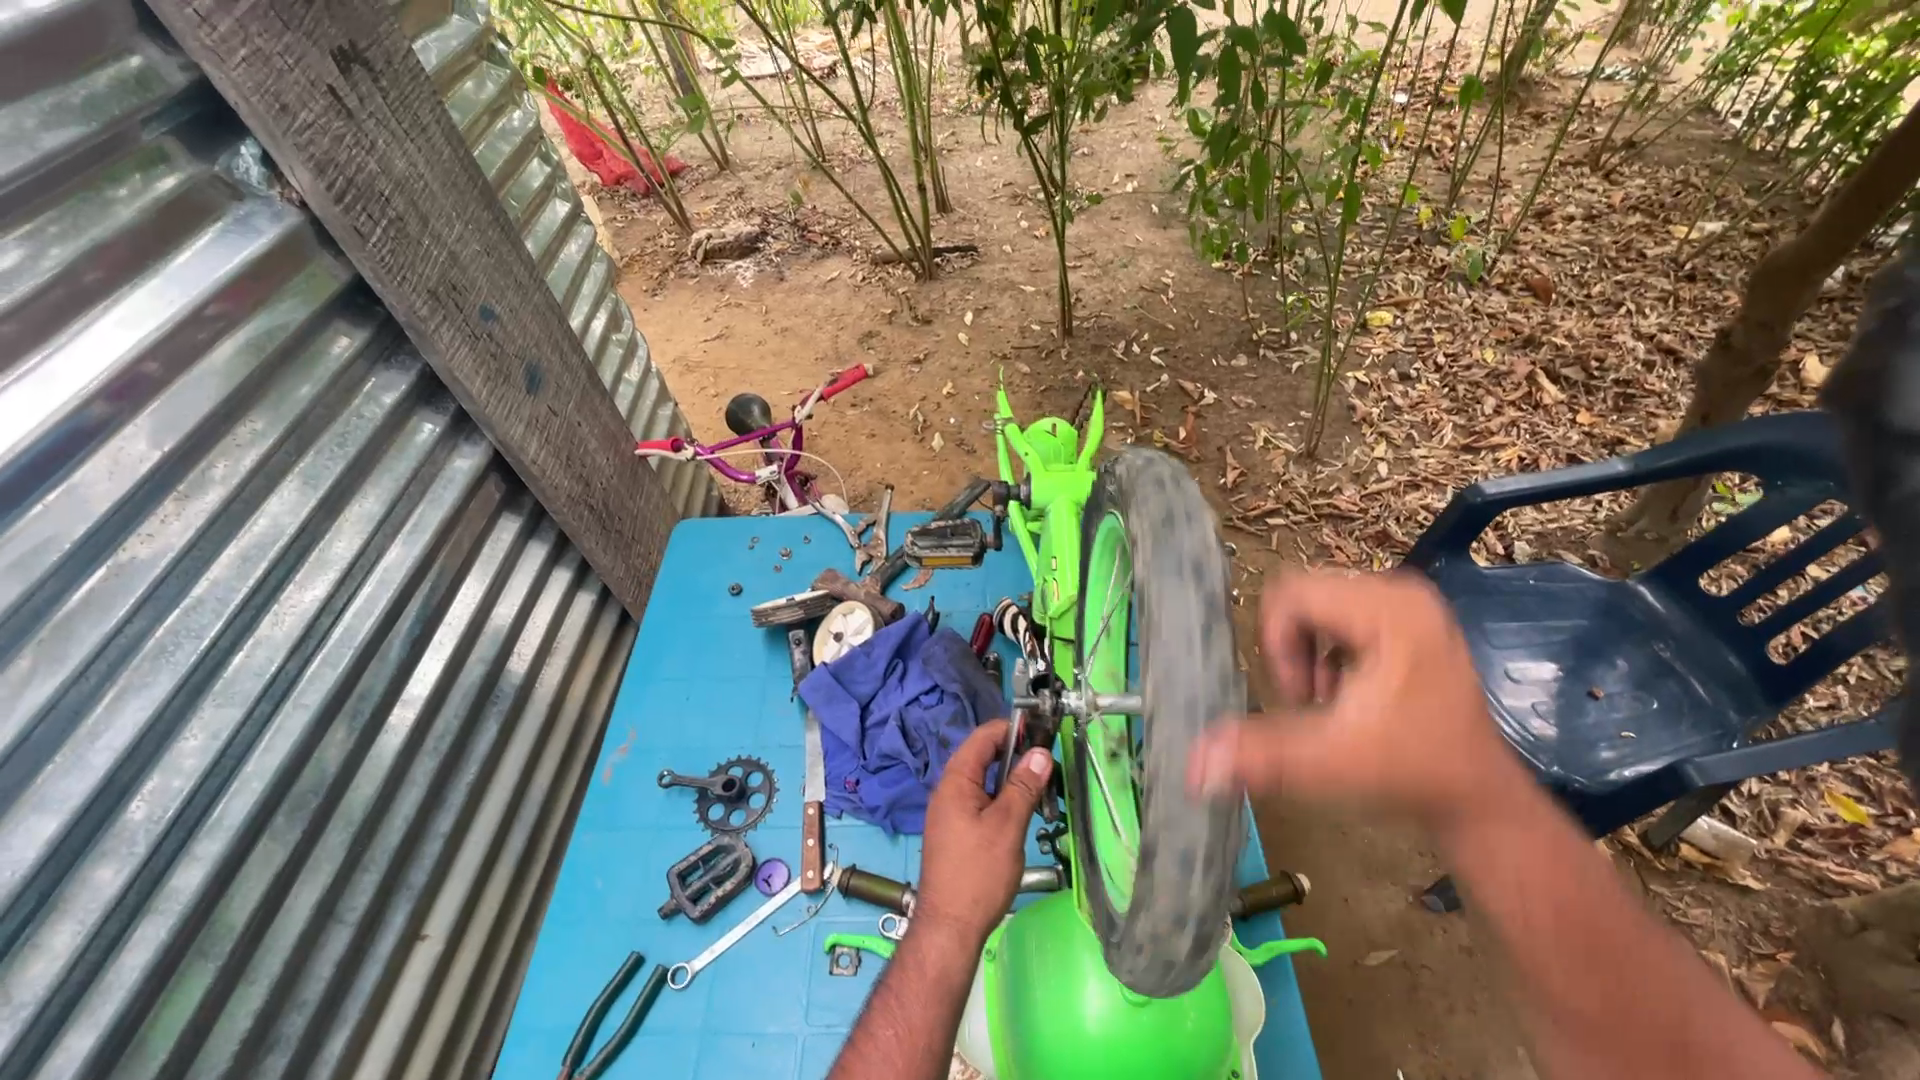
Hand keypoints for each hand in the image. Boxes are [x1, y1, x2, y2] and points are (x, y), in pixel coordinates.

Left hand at [916, 719, 1051, 947]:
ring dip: (1009, 780)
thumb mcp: (1007, 826)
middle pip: (981, 758)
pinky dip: (1001, 800)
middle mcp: (947, 792)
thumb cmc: (978, 873)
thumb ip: (1023, 787)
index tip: (1040, 733)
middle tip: (1046, 763)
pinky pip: (979, 802)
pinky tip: (1021, 813)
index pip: (982, 738)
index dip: (1010, 730)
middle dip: (1013, 755)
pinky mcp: (955, 833)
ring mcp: (949, 814)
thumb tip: (1039, 753)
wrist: (950, 926)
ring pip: (982, 783)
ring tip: (1040, 788)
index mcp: (955, 782)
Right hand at [1188, 571, 1524, 832]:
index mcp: (1389, 609)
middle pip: (1302, 597)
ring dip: (1306, 654)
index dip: (1277, 645)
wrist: (1479, 800)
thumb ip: (1260, 756)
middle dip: (1292, 650)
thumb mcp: (1330, 762)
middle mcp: (1400, 593)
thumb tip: (1195, 765)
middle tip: (1313, 701)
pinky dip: (1326, 654)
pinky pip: (1338, 619)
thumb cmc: (1411, 773)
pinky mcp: (1408, 623)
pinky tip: (1348, 696)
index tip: (1300, 698)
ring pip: (1316, 608)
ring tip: (1329, 702)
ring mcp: (1408, 606)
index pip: (1291, 595)